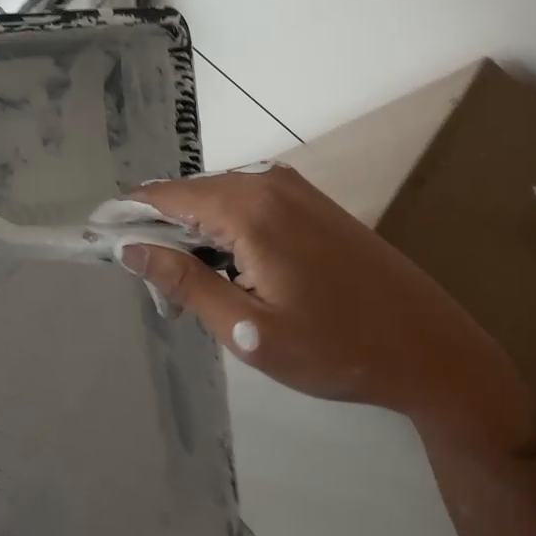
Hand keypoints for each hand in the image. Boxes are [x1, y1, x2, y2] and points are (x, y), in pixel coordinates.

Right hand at [123, 164, 535, 450]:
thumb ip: (184, 282)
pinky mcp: (313, 202)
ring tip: (202, 290)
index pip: (162, 196)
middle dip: (163, 234)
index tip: (100, 242)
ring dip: (196, 236)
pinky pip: (248, 204)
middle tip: (162, 291)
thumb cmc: (337, 349)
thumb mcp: (248, 329)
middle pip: (187, 195)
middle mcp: (267, 182)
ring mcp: (295, 188)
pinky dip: (227, 231)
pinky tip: (239, 274)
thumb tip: (128, 249)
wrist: (436, 353)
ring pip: (217, 200)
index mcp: (248, 208)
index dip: (125, 217)